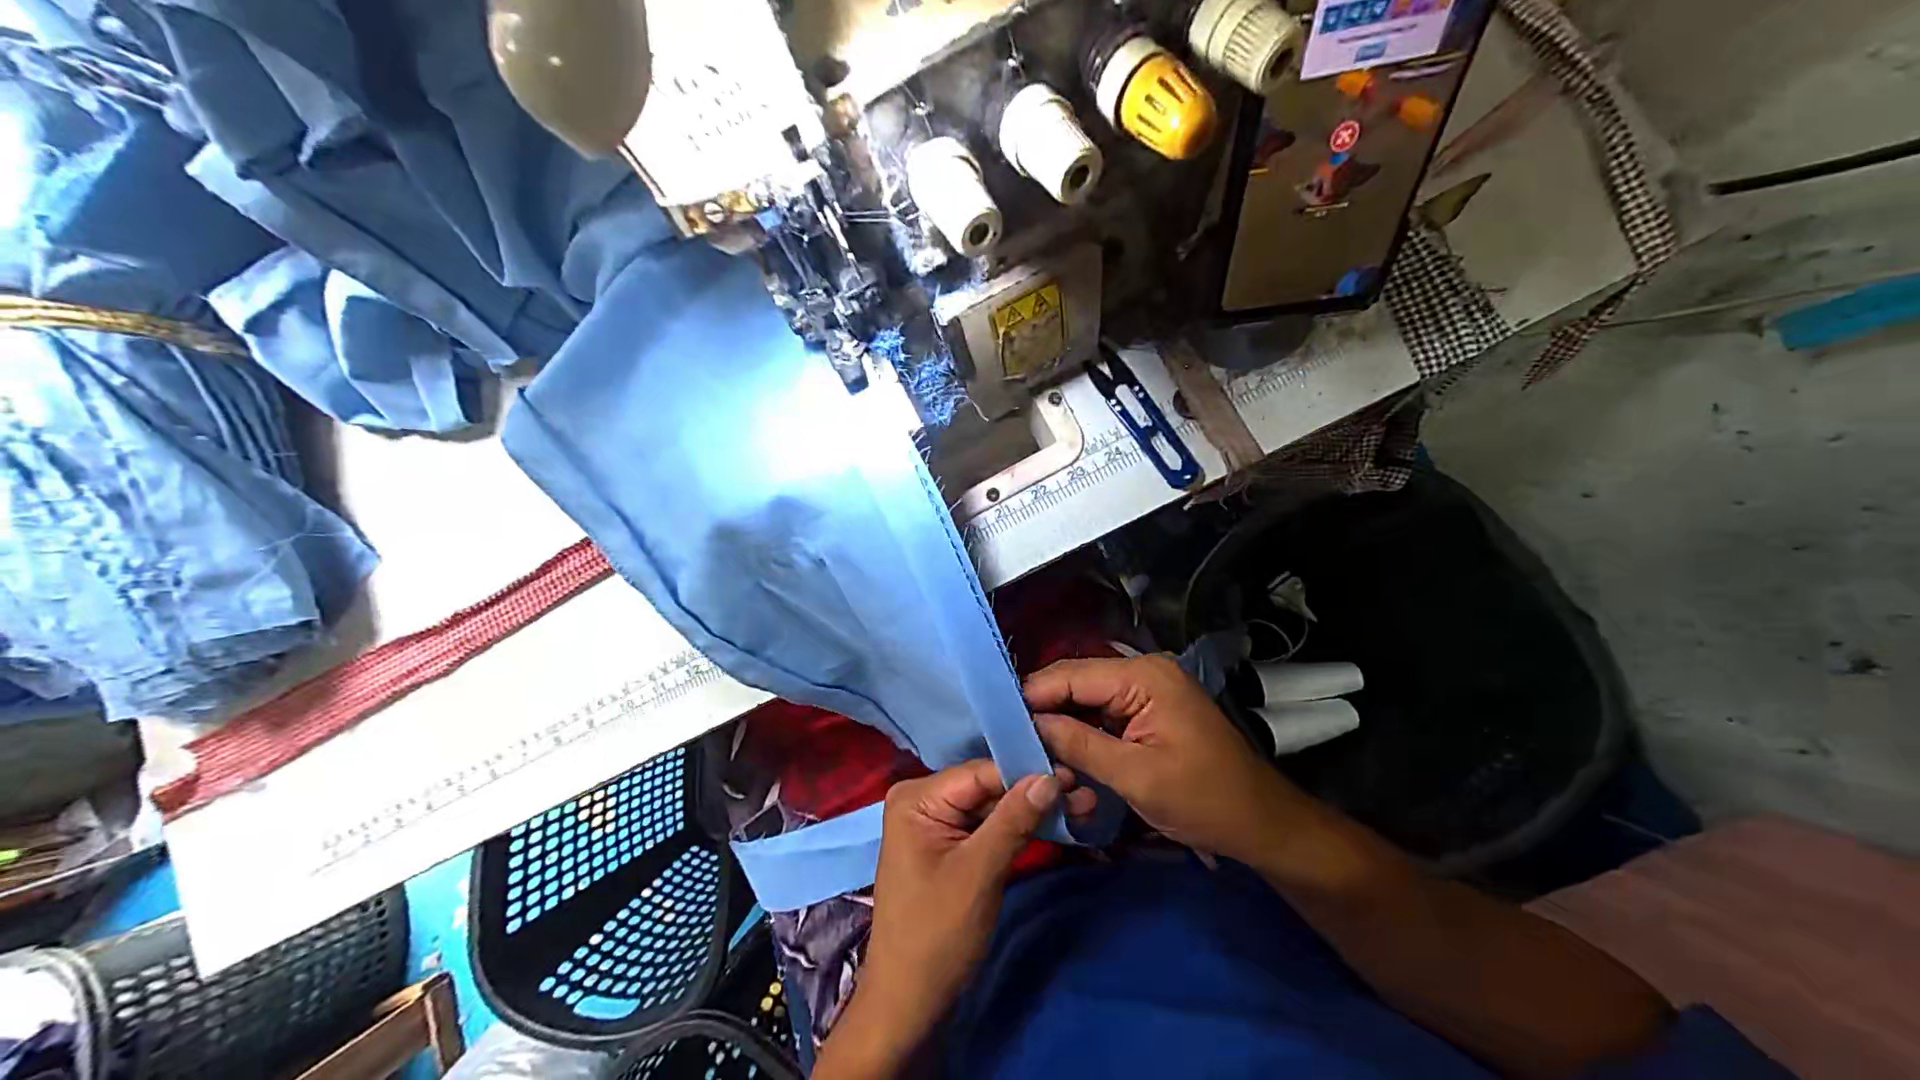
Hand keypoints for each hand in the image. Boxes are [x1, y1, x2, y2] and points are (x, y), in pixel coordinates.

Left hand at [816, 760, 1094, 1078]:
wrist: (910, 1000)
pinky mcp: (952, 846)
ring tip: (1085, 807)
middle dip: (1037, 792)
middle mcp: (924, 800)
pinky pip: (990, 827)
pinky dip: (1021, 829)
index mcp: (917, 797)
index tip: (1076, 774)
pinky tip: (1058, 824)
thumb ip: (1013, 820)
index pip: (982, 772)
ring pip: (995, 807)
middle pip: (989, 787)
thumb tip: (1051, 777)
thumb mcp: (978, 873)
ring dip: (1035, 810)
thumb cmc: (936, 934)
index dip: (1028, 771)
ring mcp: (938, 824)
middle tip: (1088, 794)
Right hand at [1026, 654, 1301, 866]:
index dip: (1031, 695)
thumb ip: (1079, 744)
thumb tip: (1030, 724)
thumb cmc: (1204, 800)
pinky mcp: (1149, 710)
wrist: (1261, 823)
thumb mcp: (1135, 776)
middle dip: (1043, 709)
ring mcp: (1148, 690)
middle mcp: (1144, 672)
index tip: (995, 720)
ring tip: (1024, 743)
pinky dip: (1082, 731)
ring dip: (1060, 722)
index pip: (1071, 675)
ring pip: (1086, 699)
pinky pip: (1104, 713)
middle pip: (1076, 683)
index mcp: (1144, 677)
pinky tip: (1058, 748)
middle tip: (1005, 736)